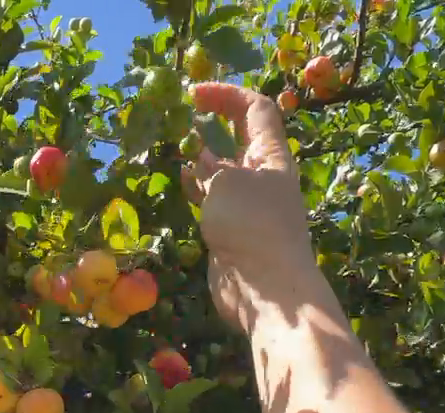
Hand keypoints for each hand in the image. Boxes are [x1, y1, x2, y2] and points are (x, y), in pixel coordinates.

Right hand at [188, 82, 321, 332]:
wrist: (263, 288)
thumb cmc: (251, 226)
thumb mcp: (226, 183)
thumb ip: (208, 166)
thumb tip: (197, 158)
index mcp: (271, 155)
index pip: (255, 109)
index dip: (227, 95)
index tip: (194, 94)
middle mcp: (262, 177)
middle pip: (238, 140)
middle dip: (212, 125)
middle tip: (179, 119)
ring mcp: (246, 207)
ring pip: (222, 173)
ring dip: (200, 160)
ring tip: (173, 149)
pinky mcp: (231, 233)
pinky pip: (213, 202)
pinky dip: (196, 190)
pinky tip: (180, 184)